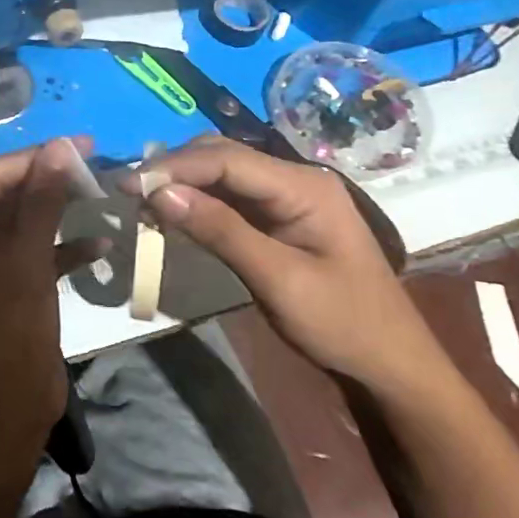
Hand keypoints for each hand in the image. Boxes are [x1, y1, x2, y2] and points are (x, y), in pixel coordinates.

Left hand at [0, 138, 104, 454]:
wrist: (4, 418)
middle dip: (52, 180)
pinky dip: (68, 246)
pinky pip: (42, 254)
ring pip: (30, 223)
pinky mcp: (16, 289)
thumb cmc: (8, 337)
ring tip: (104, 194)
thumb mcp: (26, 264)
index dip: (36, 156)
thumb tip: (59, 147)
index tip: (83, 144)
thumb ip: (42, 203)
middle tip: (98, 166)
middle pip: (12, 195)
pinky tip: (102, 242)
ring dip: (63, 210)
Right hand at [134, 135, 442, 390]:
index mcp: (304, 185)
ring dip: (185, 183)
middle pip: (225, 157)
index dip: (175, 167)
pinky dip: (201, 203)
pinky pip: (234, 199)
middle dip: (176, 169)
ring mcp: (290, 198)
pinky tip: (176, 213)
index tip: (128, 185)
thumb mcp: (279, 280)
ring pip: (225, 174)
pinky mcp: (282, 218)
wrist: (390, 360)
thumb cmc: (342, 322)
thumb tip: (162, 194)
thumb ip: (221, 231)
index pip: (227, 158)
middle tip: (130, 193)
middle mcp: (296, 178)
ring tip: (143, 201)